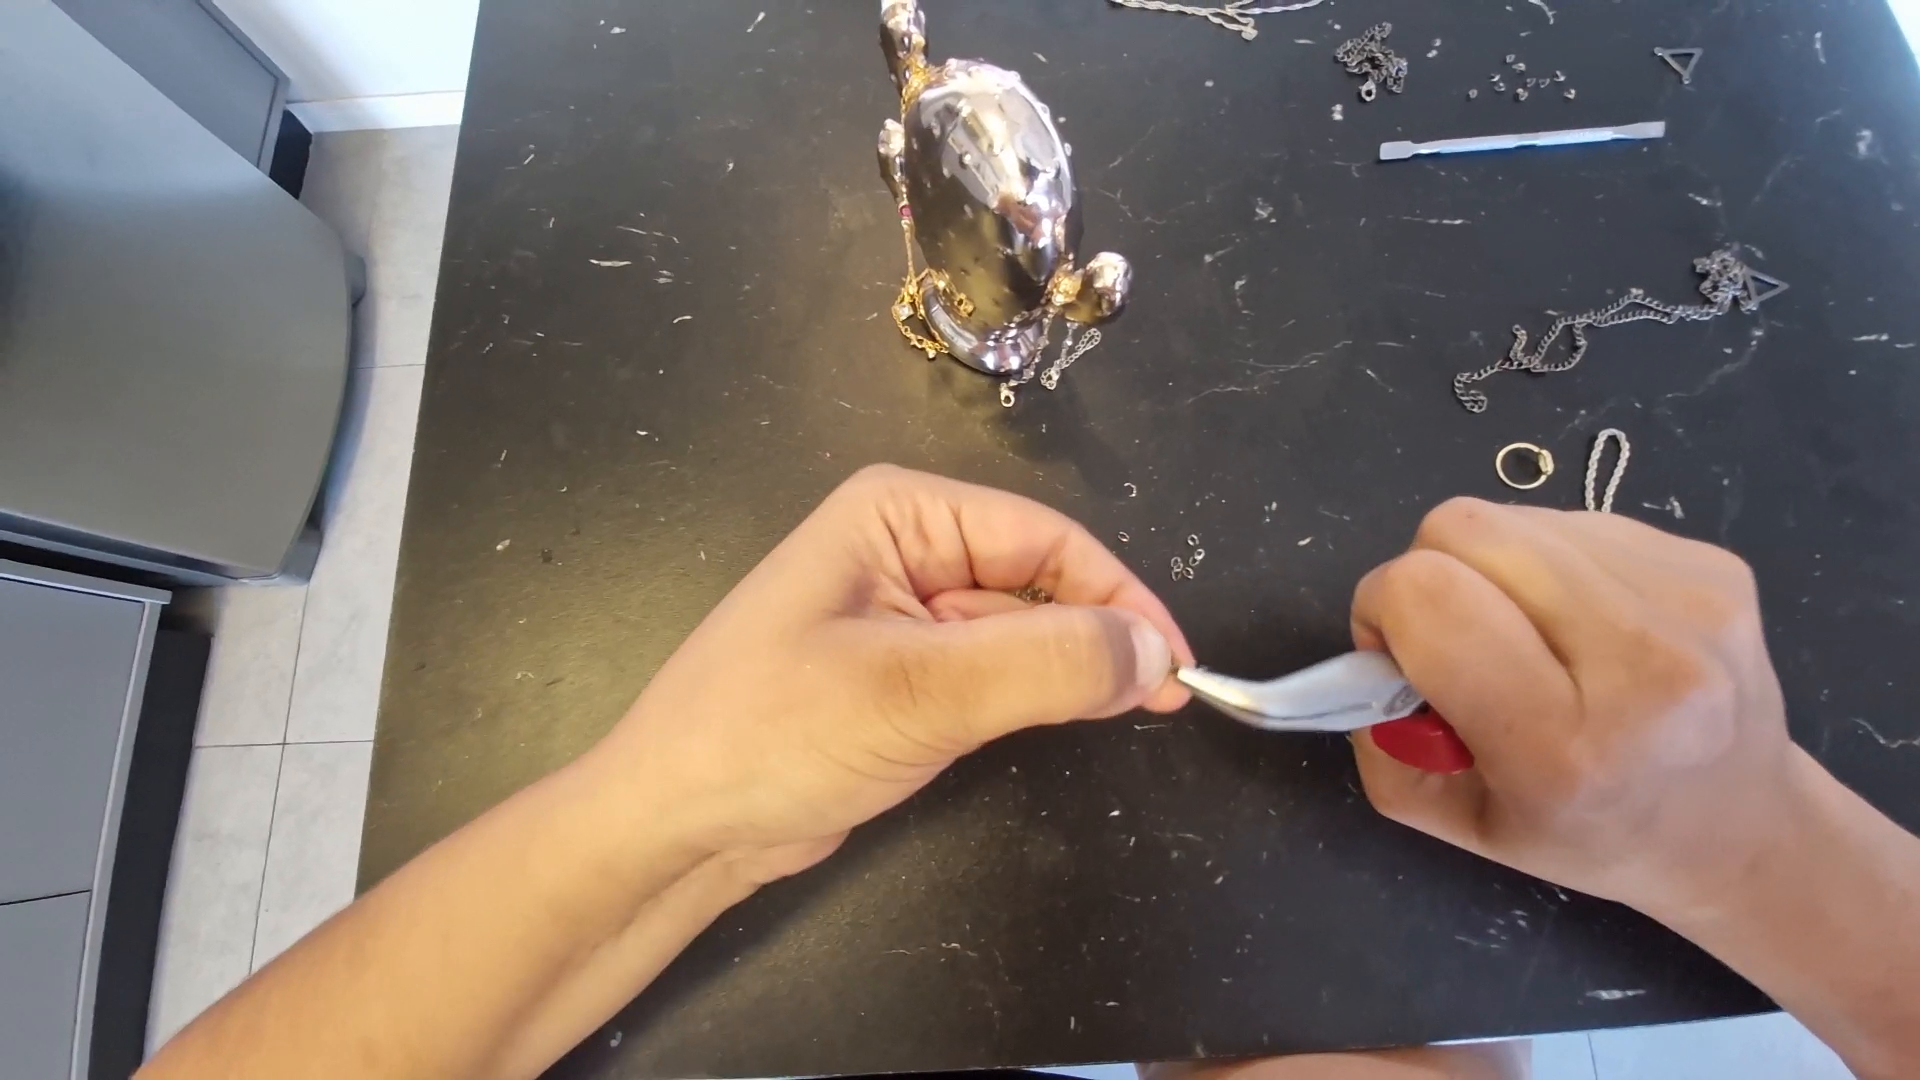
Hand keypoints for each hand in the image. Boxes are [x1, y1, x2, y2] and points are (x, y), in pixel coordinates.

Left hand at [597, 465, 1193, 881]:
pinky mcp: (905, 672)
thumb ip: (1043, 664)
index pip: (1043, 538)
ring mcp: (906, 613)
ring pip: (1019, 628)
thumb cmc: (777, 733)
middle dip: (1096, 633)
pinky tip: (1069, 715)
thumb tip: (1153, 652)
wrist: (676, 824)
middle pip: (1035, 579)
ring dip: (1069, 667)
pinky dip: (1033, 693)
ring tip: (1128, 708)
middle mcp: (908, 548)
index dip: (1118, 595)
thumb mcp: (917, 691)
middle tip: (1160, 697)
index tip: (1176, 663)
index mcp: (902, 514)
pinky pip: (990, 670)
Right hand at [1348, 497, 1801, 914]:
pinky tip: (1565, 615)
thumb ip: (1374, 734)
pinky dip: (1536, 558)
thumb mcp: (1440, 811)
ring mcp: (1688, 602)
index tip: (1393, 653)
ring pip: (1504, 516)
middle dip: (1421, 571)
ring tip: (1513, 624)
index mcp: (1558, 740)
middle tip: (1447, 631)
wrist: (1740, 832)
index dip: (1380, 607)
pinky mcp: (1714, 565)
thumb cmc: (1573, 831)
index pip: (1426, 594)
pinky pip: (1563, 520)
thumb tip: (1371, 651)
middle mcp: (1640, 660)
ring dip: (1479, 562)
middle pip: (1459, 530)